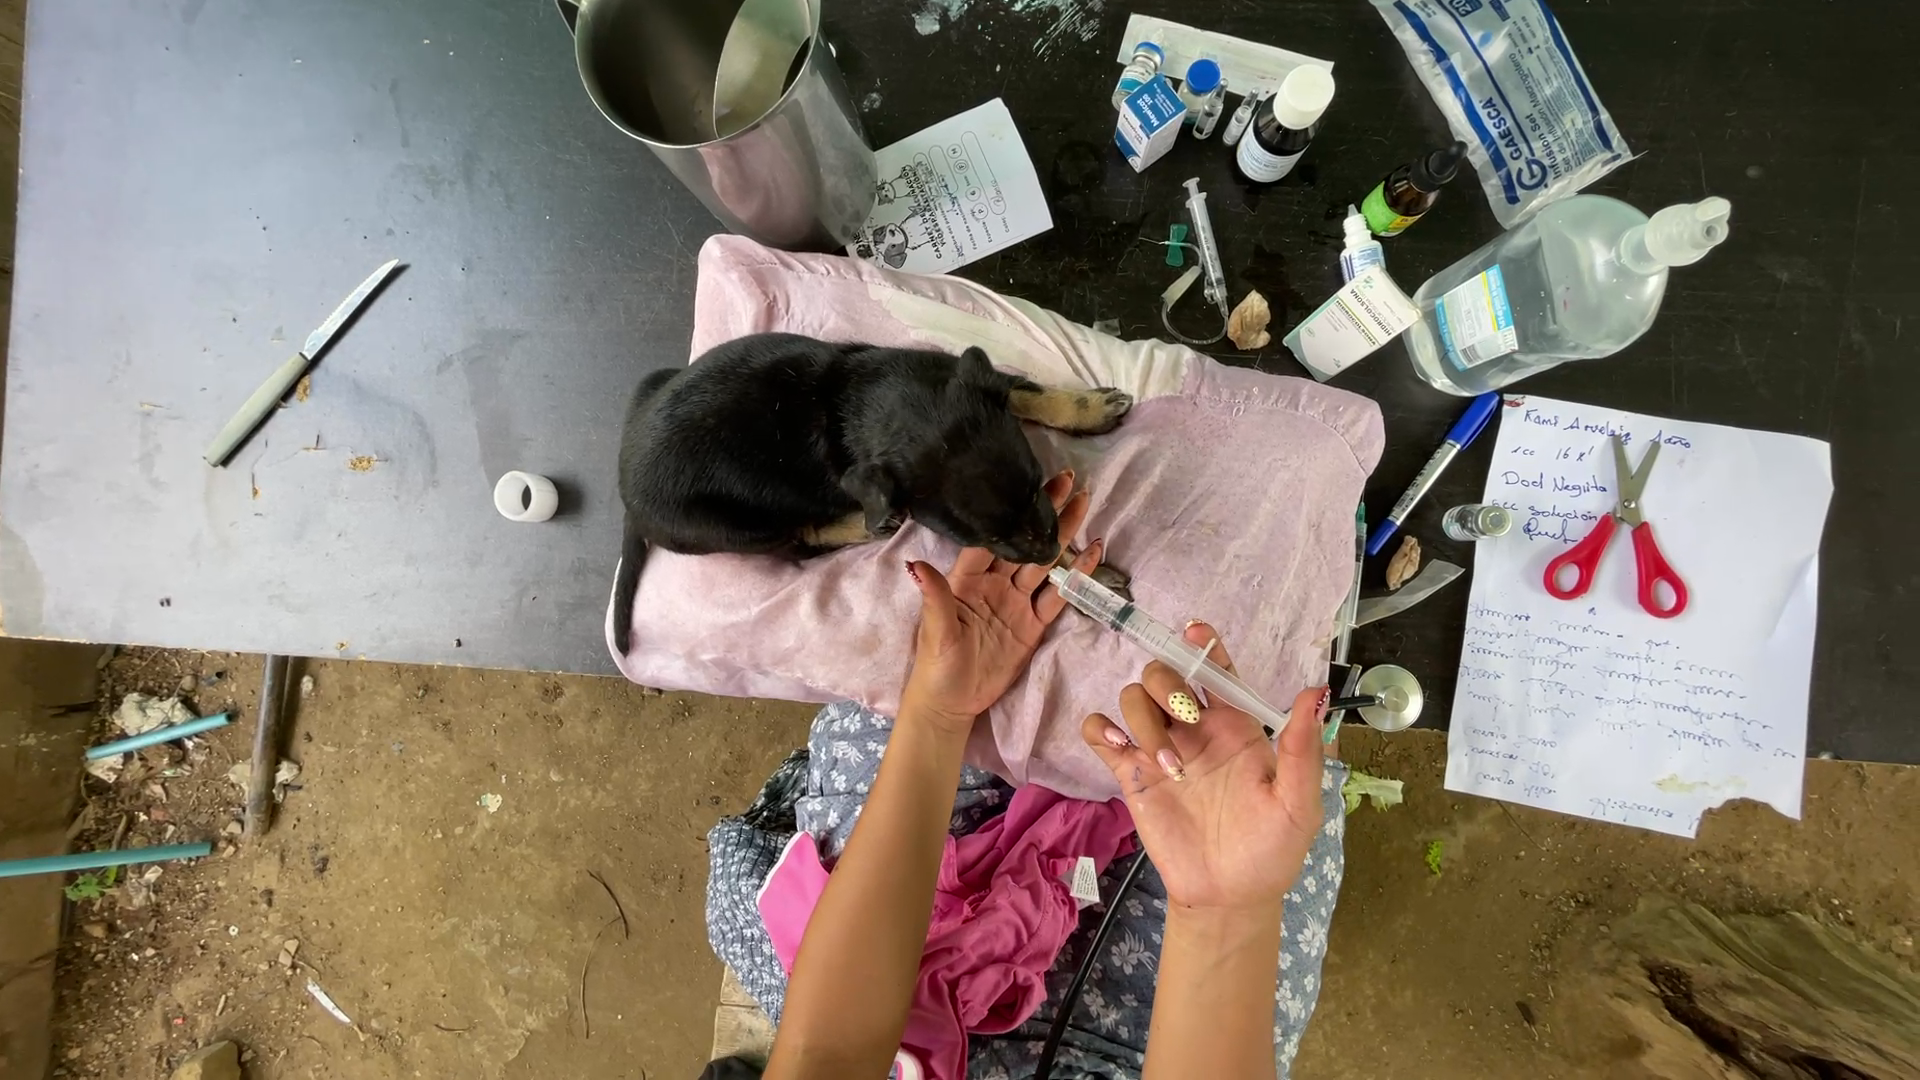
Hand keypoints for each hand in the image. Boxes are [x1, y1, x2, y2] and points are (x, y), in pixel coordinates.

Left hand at [901, 471, 1101, 737]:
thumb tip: (915, 564)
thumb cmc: (936, 666)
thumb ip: (934, 596)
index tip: (1029, 484)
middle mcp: (993, 583)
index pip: (992, 537)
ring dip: (1062, 536)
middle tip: (1069, 480)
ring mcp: (1015, 602)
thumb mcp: (935, 631)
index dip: (1009, 512)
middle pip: (1023, 543)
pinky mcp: (1032, 624)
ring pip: (1044, 563)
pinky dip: (1075, 576)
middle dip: (1045, 513)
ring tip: (1083, 504)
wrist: (952, 703)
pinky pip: (1057, 596)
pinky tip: (1092, 552)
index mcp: (967, 578)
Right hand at [1081, 624, 1325, 912]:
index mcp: (1231, 723)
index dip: (1202, 643)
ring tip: (1168, 766)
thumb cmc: (1269, 848)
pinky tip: (1118, 746)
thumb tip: (1315, 693)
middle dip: (1166, 682)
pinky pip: (1099, 731)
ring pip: (1131, 696)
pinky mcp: (1128, 771)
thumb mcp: (1297, 803)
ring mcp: (1156, 747)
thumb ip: (1301, 750)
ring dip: (1142, 718)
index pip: (1214, 667)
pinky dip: (1101, 728)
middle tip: (1185, 717)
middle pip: (1161, 671)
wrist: (1229, 896)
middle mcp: (1191, 726)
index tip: (1195, 631)